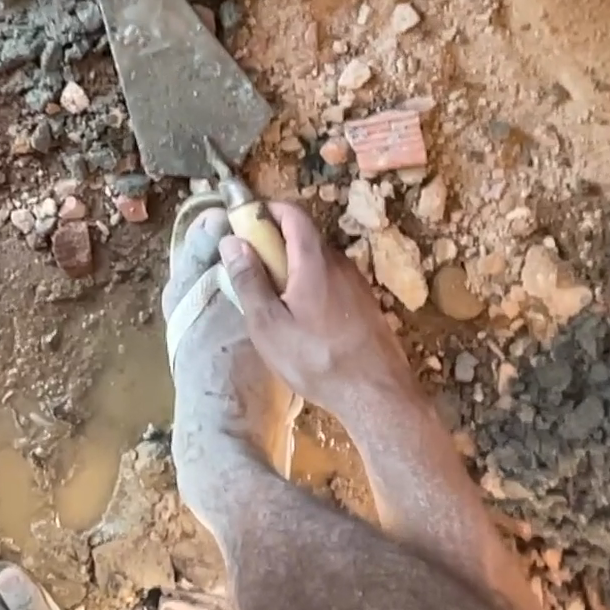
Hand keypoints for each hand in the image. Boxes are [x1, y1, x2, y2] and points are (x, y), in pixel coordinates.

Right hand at [218, 203, 416, 412]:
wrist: (378, 399)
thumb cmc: (316, 360)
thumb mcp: (268, 324)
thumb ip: (248, 279)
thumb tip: (231, 241)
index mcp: (314, 261)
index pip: (293, 213)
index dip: (266, 211)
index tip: (243, 226)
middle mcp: (339, 264)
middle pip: (303, 236)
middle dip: (272, 244)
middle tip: (250, 273)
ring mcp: (356, 283)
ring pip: (315, 260)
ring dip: (290, 268)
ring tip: (272, 303)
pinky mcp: (364, 304)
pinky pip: (329, 280)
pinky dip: (308, 285)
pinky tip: (300, 320)